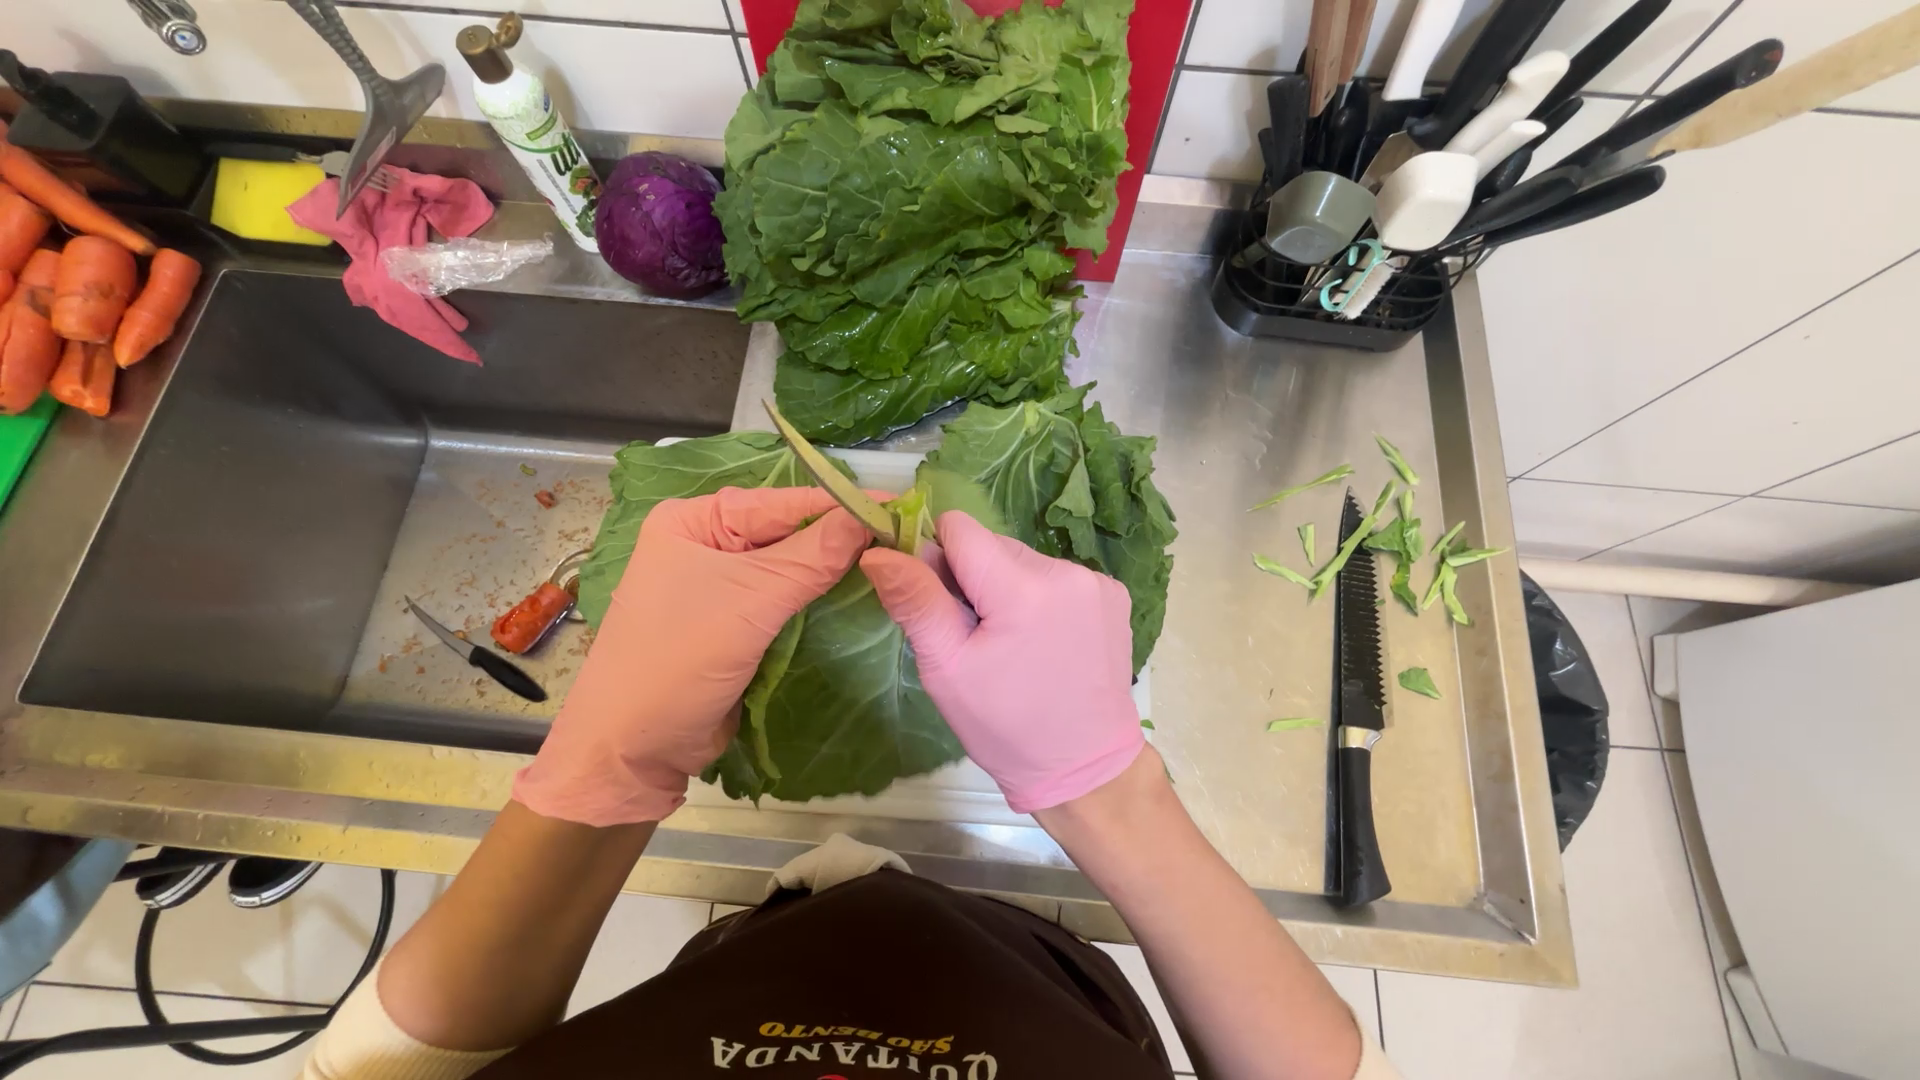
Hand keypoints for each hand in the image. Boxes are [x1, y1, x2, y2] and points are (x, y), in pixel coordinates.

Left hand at [514, 488, 870, 825]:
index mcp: (694, 521)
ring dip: (832, 569)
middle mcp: (706, 544)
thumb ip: (813, 557)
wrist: (632, 751)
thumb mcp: (750, 602)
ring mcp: (720, 586)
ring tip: (890, 563)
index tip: (900, 510)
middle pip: (787, 531)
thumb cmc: (679, 662)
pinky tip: (855, 595)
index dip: (841, 506)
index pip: (782, 503)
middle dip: (840, 537)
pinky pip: (783, 599)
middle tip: (902, 540)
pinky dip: (816, 598)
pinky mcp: (735, 623)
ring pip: (789, 566)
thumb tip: (871, 515)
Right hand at [860, 512, 1141, 812]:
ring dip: (1005, 588)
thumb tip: (877, 552)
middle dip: (972, 578)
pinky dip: (1039, 598)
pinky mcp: (1114, 595)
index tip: (937, 601)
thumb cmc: (1005, 727)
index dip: (936, 556)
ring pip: (1023, 559)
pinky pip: (1056, 577)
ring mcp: (1096, 582)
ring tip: (1009, 644)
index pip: (960, 528)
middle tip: (973, 635)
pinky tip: (1041, 641)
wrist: (1085, 768)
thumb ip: (915, 602)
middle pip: (992, 543)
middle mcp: (1066, 571)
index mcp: (1023, 588)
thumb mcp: (946, 670)